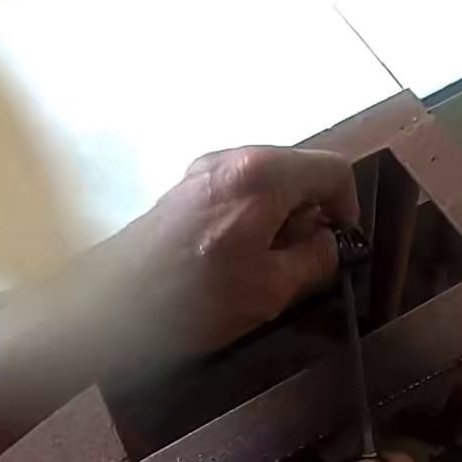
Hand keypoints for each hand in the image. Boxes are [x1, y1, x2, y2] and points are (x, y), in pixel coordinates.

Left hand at [89, 147, 357, 358]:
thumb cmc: (195, 299)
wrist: (113, 305)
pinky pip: (238, 193)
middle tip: (302, 260)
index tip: (339, 245)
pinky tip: (237, 257)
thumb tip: (330, 243)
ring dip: (282, 218)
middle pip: (298, 172)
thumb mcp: (272, 288)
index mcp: (263, 174)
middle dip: (312, 213)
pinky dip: (253, 217)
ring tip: (267, 264)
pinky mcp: (184, 189)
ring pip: (268, 183)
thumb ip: (316, 258)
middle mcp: (233, 157)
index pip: (333, 171)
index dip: (348, 209)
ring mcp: (203, 169)